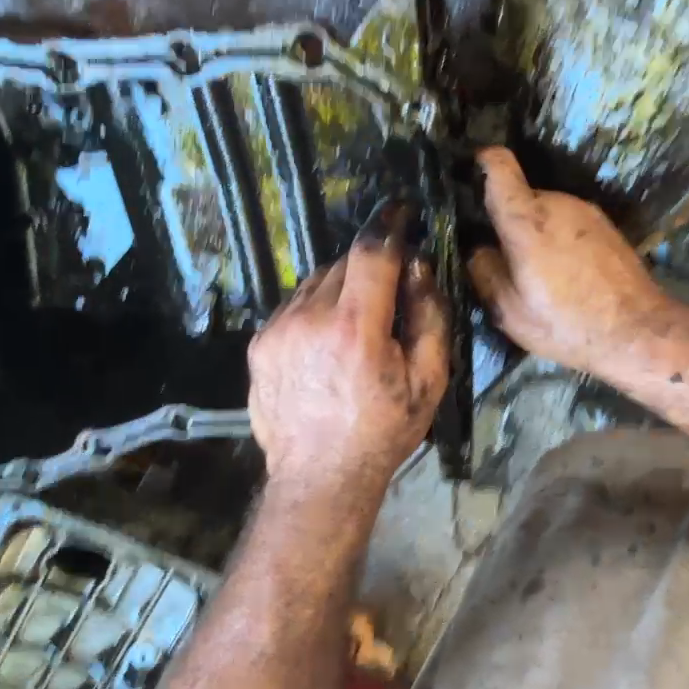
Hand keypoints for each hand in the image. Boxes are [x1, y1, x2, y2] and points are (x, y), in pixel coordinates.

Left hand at [247, 204, 450, 497]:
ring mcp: (278, 330)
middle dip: (369, 269)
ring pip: (315, 282)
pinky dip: (315, 309)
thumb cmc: (383, 432)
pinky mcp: (260, 344)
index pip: (371, 251)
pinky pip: (294, 305)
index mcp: (356, 328)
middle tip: (388, 298)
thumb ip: (428, 316)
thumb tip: (418, 267)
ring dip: (340, 289)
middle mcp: (310, 319)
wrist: (319, 477)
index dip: (389, 224)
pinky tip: (327, 343)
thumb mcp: (428, 381)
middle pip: (343, 264)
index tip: (401, 210)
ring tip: (356, 325)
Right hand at [468, 148, 671, 373]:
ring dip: (537, 233)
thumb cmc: (567, 324)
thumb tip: (479, 250)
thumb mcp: (510, 312)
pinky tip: (568, 275)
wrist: (638, 331)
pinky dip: (560, 240)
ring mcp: (586, 210)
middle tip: (507, 261)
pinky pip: (569, 223)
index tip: (473, 173)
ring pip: (546, 212)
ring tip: (540, 275)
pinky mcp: (606, 224)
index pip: (498, 166)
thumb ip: (485, 272)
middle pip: (521, 197)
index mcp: (526, 219)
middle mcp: (557, 202)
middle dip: (509, 222)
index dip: (482, 162)